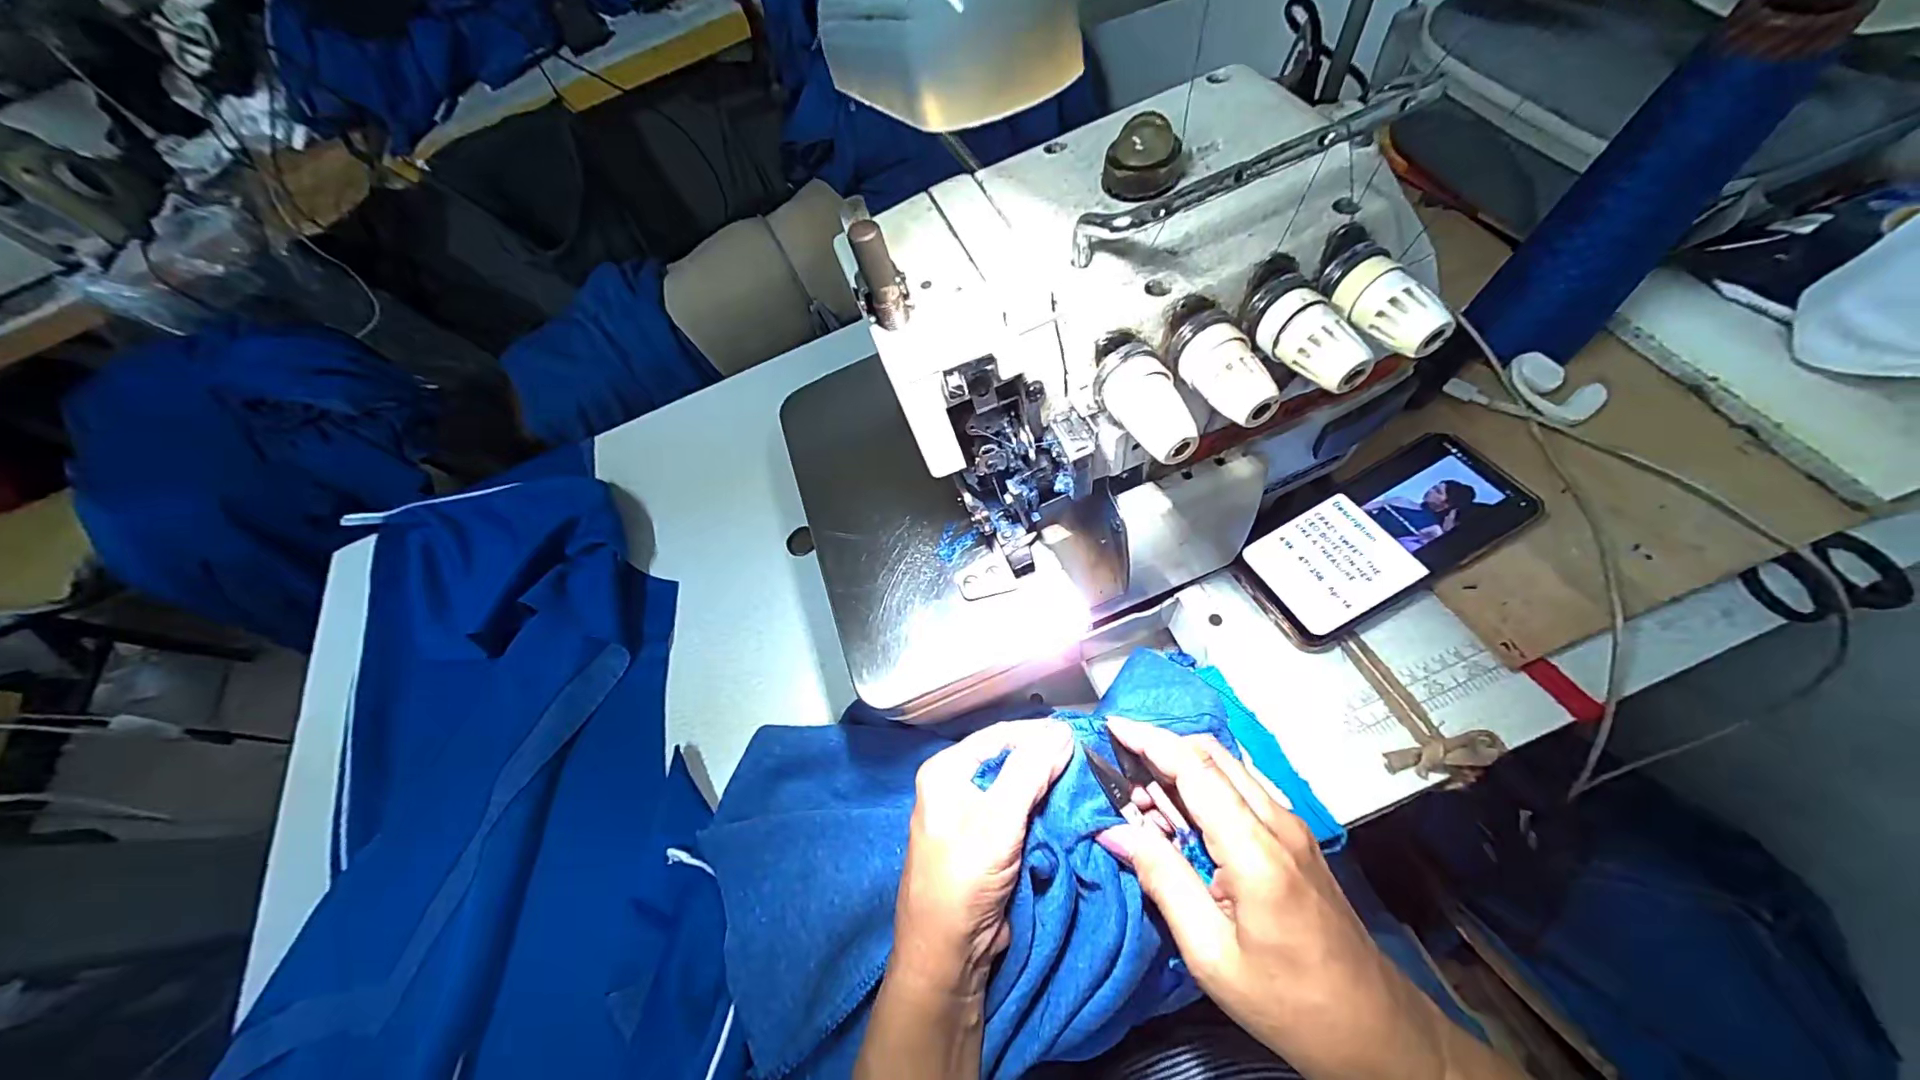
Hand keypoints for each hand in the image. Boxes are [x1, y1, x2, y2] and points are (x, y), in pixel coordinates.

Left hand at [892, 718, 1074, 995]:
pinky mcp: (988, 839)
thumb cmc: (963, 879)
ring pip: (1018, 785)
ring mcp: (971, 813)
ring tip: (1086, 777)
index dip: (1039, 734)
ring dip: (1048, 783)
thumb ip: (1030, 772)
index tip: (1079, 735)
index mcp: (946, 770)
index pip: (999, 736)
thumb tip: (1062, 732)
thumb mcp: (998, 820)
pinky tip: (1070, 804)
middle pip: (1009, 759)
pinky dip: (1044, 806)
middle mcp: (955, 784)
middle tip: (1087, 757)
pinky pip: (1020, 811)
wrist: (947, 953)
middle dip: (1045, 758)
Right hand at [1097, 718, 1517, 1079]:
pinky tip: (1183, 811)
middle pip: (1211, 755)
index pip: (1194, 769)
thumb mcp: (1212, 954)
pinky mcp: (1295, 837)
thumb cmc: (1291, 1003)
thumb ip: (1163, 881)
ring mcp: (1291, 826)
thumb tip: (1115, 831)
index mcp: (1255, 850)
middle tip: (1118, 774)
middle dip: (1159, 748)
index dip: (1149, 740)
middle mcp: (1277, 823)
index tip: (1112, 725)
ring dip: (1181, 766)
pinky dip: (1205, 782)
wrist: (1376, 1029)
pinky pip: (1243, 787)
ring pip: (1228, 766)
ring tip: (1142, 797)